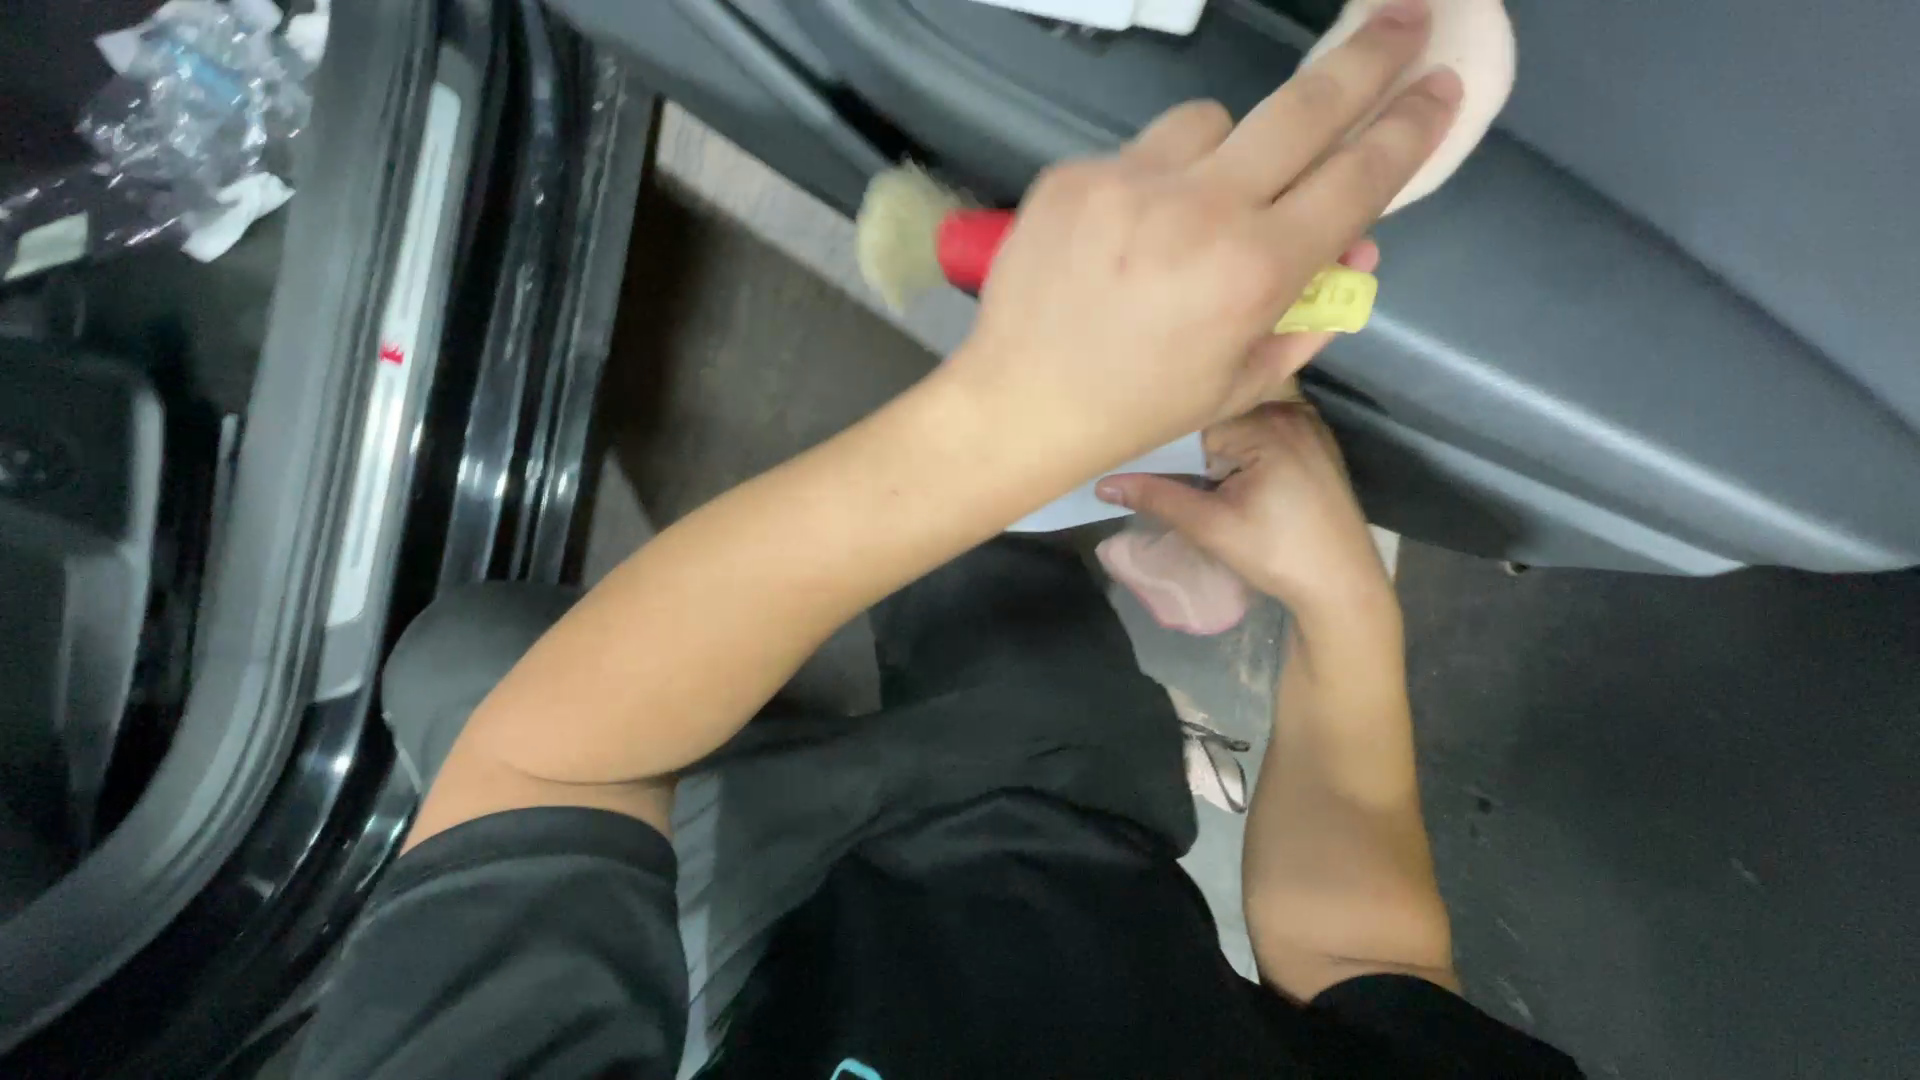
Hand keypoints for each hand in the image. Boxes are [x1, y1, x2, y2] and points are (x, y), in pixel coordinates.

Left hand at [940, 0, 1460, 478]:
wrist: (1021, 404)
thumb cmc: (1136, 410)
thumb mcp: (1238, 384)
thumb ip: (1306, 317)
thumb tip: (1353, 251)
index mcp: (1254, 271)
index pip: (1358, 177)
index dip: (1411, 128)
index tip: (1441, 88)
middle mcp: (1200, 210)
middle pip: (1305, 106)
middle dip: (1369, 59)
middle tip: (1405, 21)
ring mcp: (1129, 183)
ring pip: (1211, 121)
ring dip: (1227, 147)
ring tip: (1201, 200)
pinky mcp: (1073, 176)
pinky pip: (1137, 152)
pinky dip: (1151, 180)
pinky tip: (1126, 231)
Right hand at [1095, 403, 1395, 627]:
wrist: (1343, 587)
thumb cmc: (1278, 555)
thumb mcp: (1210, 527)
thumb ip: (1156, 497)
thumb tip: (1102, 484)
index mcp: (1268, 424)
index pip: (1196, 421)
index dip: (1166, 446)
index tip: (1140, 466)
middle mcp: (1290, 411)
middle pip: (1217, 421)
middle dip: (1190, 449)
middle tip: (1162, 477)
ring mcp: (1307, 426)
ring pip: (1237, 428)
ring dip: (1213, 452)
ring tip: (1194, 481)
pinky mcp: (1314, 444)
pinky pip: (1261, 435)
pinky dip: (1238, 453)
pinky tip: (1227, 481)